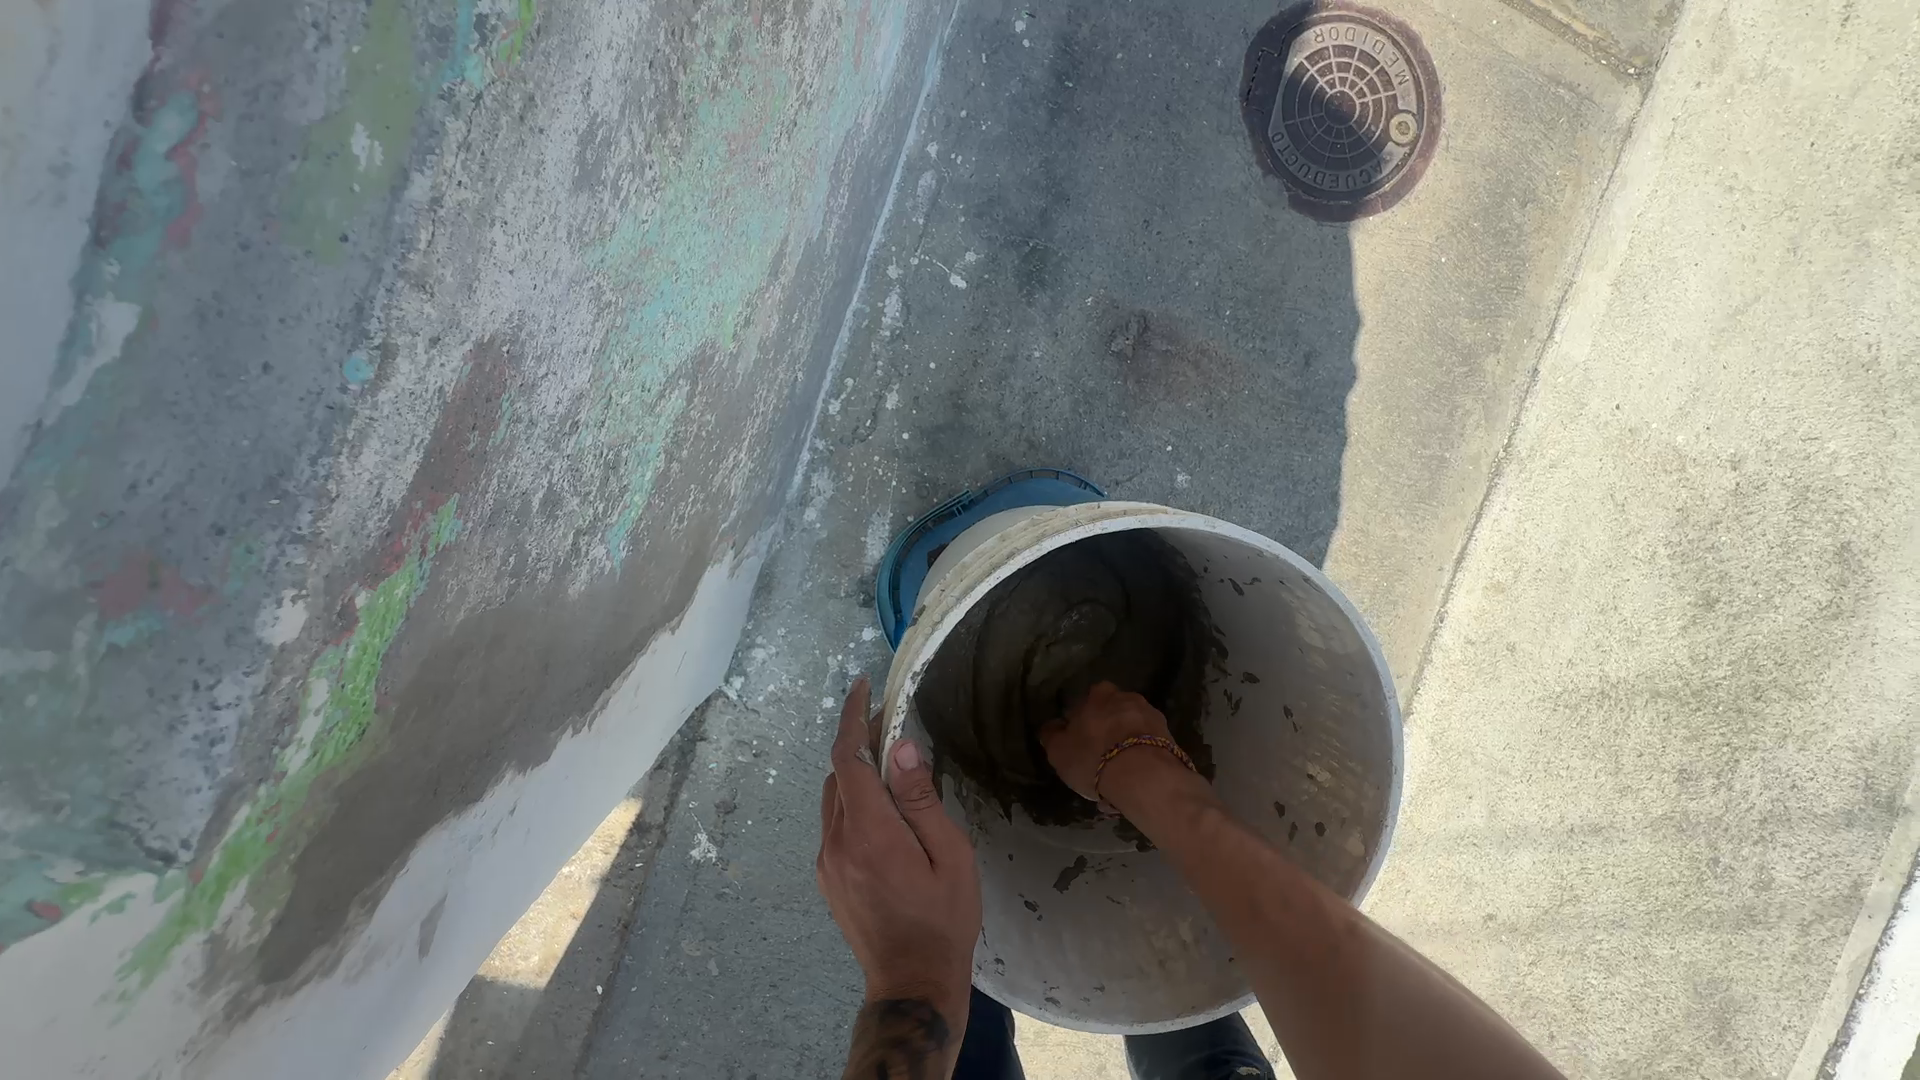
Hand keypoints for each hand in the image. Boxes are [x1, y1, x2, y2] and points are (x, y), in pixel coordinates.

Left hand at [816, 676, 980, 1020]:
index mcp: (868, 832)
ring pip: (833, 797)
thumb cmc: (943, 919)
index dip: (853, 717)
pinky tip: (883, 808)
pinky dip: (853, 799)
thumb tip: (900, 747)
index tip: (863, 686)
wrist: (911, 984)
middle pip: (837, 773)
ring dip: (855, 771)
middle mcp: (835, 841)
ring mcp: (826, 861)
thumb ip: (921, 800)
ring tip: (890, 761)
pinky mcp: (827, 876)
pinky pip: (835, 822)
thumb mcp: (950, 856)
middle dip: (859, 741)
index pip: (847, 758)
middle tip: (892, 722)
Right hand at [1037, 681, 1177, 804]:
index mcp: (1099, 694)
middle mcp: (1128, 697)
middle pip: (1111, 717)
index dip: (1079, 725)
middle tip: (1097, 763)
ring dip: (1124, 751)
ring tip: (1116, 782)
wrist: (1145, 777)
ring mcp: (1153, 717)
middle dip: (1105, 735)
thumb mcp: (1058, 750)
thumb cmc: (1093, 757)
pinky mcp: (1172, 739)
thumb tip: (1051, 727)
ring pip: (1131, 734)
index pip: (1084, 704)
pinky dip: (1140, 763)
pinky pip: (1148, 750)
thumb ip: (1051, 735)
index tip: (1077, 745)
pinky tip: (1133, 785)